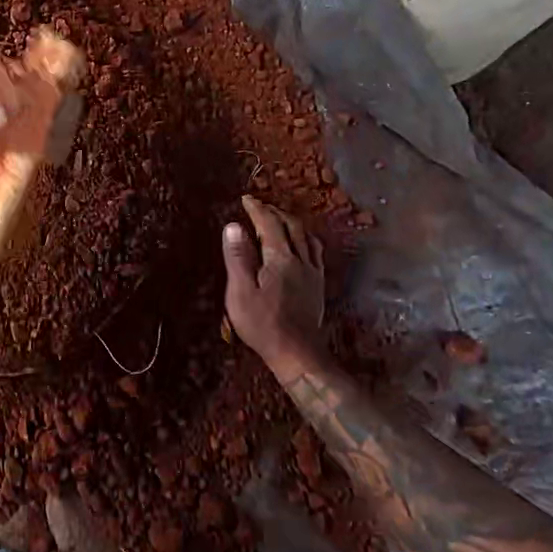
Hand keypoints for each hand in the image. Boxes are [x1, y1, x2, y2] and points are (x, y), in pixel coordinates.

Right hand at [222, 195, 326, 380]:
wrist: (296, 352)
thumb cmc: (262, 323)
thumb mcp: (240, 290)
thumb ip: (238, 256)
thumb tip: (233, 225)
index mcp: (279, 258)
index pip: (269, 224)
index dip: (257, 209)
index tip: (246, 199)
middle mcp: (300, 259)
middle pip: (291, 226)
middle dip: (275, 212)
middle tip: (260, 206)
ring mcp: (313, 273)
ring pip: (307, 237)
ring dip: (293, 223)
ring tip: (281, 219)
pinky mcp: (319, 286)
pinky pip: (316, 252)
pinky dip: (307, 240)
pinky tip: (303, 245)